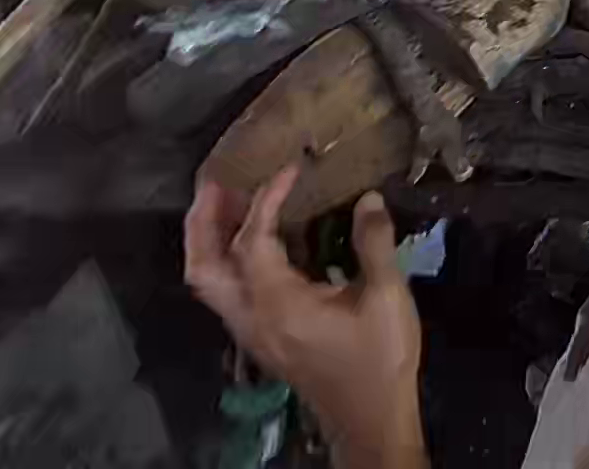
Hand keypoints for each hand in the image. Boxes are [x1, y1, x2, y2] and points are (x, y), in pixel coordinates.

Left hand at [184, 166, 425, 468]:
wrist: (371, 420)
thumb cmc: (378, 358)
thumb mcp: (386, 296)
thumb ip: (374, 242)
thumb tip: (368, 197)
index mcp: (278, 305)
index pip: (253, 241)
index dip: (266, 199)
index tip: (291, 169)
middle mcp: (253, 318)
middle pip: (203, 268)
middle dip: (202, 221)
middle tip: (215, 180)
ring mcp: (253, 331)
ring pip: (210, 282)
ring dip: (210, 238)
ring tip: (229, 200)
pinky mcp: (263, 336)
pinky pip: (229, 289)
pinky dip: (229, 255)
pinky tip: (260, 238)